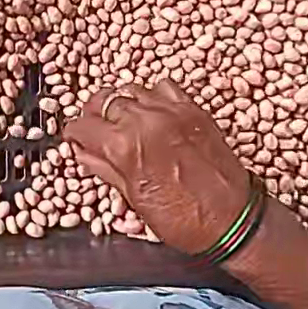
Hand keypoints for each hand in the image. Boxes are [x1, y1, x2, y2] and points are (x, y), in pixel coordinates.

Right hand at [64, 79, 254, 252]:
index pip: (83, 126)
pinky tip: (151, 112)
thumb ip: (105, 168)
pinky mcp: (192, 110)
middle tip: (94, 129)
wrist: (233, 220)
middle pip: (103, 101)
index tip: (75, 138)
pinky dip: (151, 96)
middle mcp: (144, 121)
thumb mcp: (134, 198)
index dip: (74, 133)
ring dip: (120, 104)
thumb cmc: (184, 219)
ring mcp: (170, 112)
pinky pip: (162, 88)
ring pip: (130, 90)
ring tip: (121, 120)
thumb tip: (84, 153)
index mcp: (124, 146)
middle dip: (94, 115)